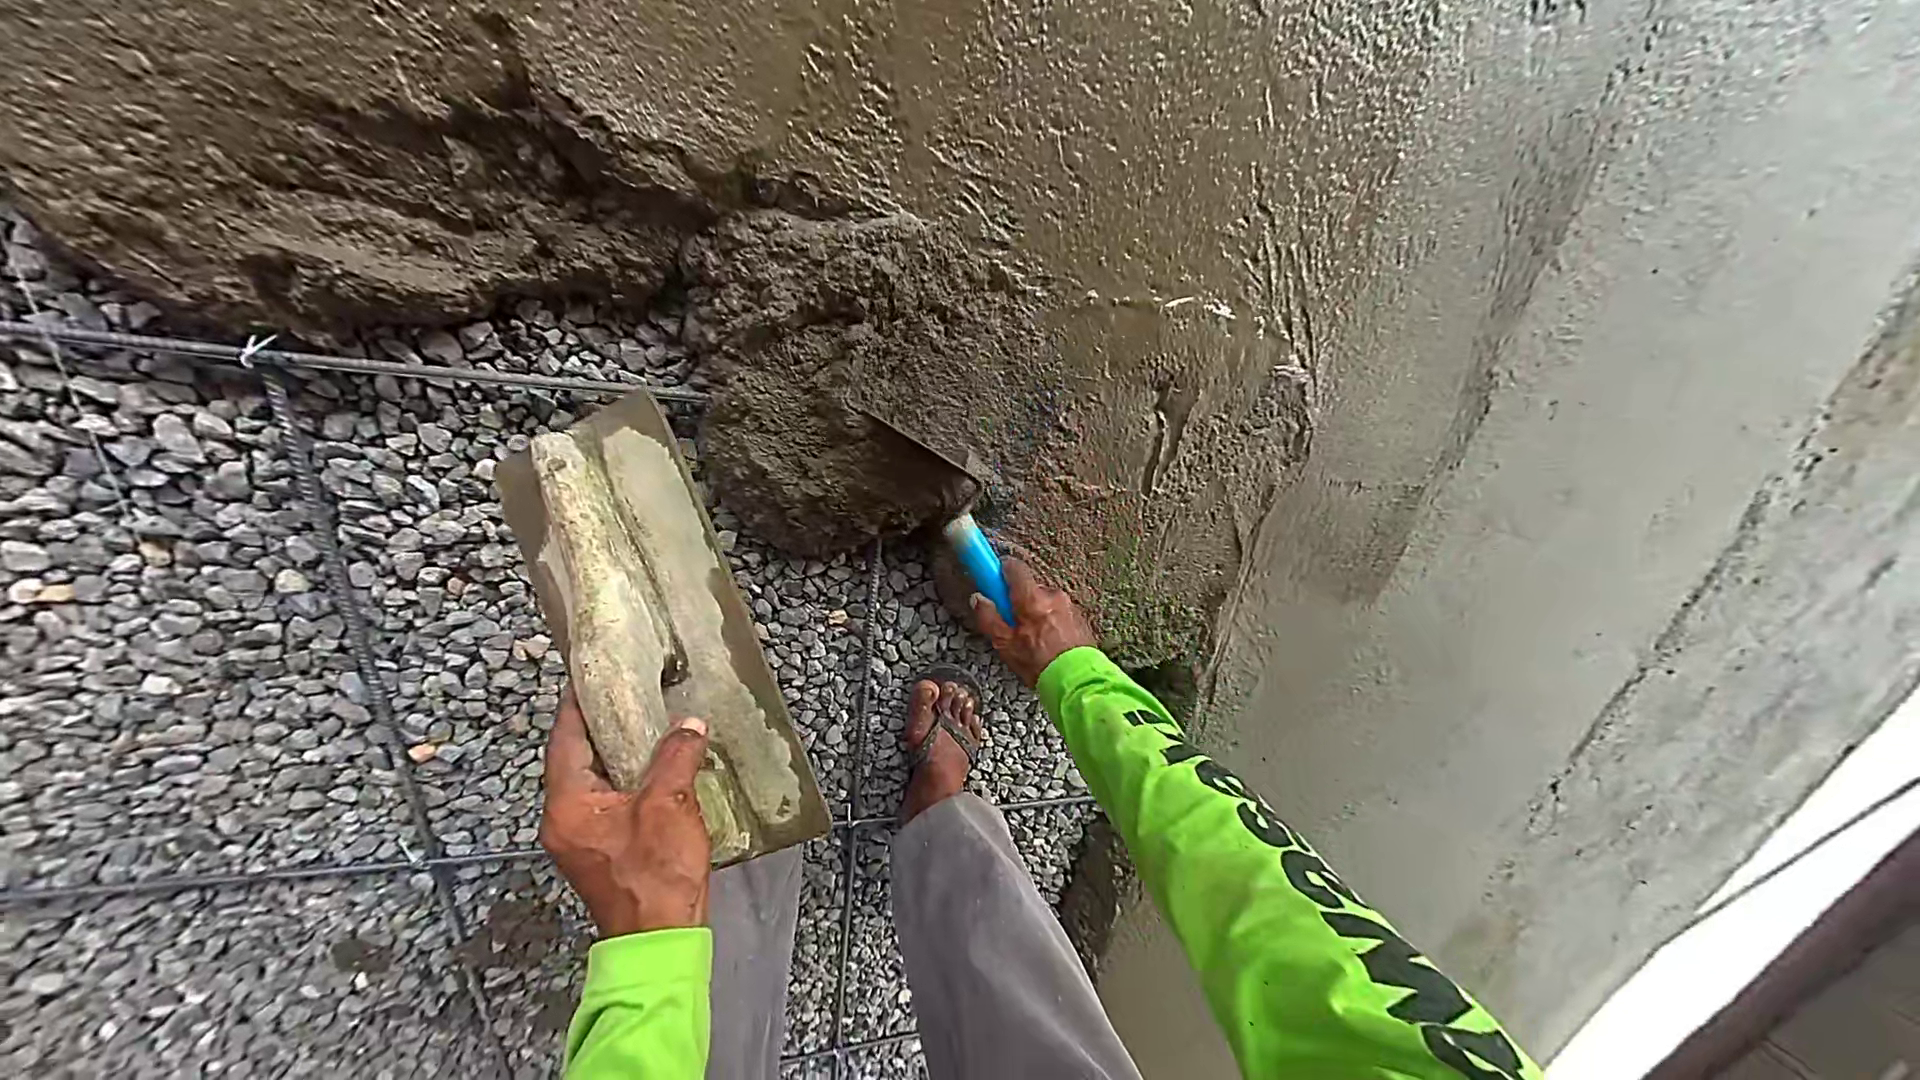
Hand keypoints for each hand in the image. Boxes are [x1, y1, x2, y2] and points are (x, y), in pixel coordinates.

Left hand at [539, 687, 711, 936]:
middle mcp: (566, 817)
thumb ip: (676, 757)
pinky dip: (632, 772)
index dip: (576, 705)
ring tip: (648, 716)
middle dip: (601, 723)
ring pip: (597, 776)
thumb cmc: (655, 870)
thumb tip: (690, 724)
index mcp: (569, 805)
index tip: (587, 674)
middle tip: (626, 688)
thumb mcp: (668, 804)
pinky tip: (661, 759)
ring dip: (620, 748)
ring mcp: (585, 833)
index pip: (565, 742)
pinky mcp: (606, 843)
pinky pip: (613, 794)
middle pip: (578, 757)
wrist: (661, 935)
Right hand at [971, 556, 1097, 686]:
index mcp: (1031, 598)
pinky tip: (1048, 642)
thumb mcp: (1004, 643)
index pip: (1014, 567)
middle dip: (1018, 600)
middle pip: (1028, 587)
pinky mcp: (1079, 617)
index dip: (1000, 570)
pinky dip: (1051, 621)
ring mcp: (1068, 605)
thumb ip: (988, 617)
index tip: (992, 577)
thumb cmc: (1039, 664)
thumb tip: (978, 599)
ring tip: (1033, 639)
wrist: (1077, 681)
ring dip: (1036, 612)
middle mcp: (1052, 595)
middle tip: (1012, 623)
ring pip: (1044, 601)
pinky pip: (1058, 612)